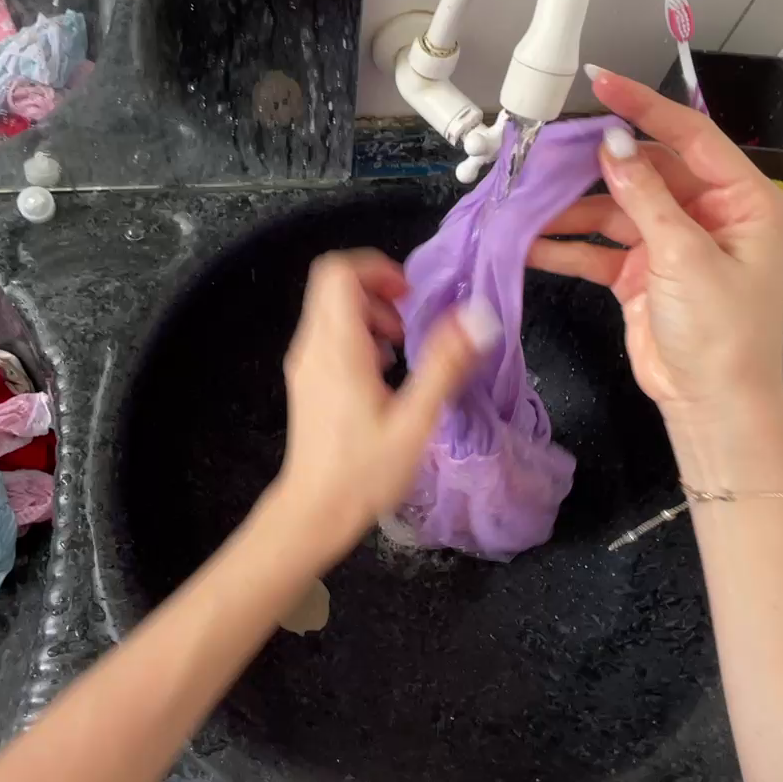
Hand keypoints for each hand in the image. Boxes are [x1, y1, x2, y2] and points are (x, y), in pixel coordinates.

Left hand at [261, 250, 494, 568]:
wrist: (314, 512)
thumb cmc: (365, 471)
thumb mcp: (415, 421)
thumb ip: (445, 364)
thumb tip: (478, 316)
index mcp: (338, 348)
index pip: (339, 272)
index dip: (376, 270)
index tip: (409, 295)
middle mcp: (312, 346)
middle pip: (333, 285)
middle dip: (377, 292)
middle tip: (408, 327)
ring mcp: (304, 364)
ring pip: (330, 310)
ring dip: (369, 316)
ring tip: (400, 353)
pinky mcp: (305, 381)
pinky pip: (327, 336)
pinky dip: (356, 338)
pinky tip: (381, 376)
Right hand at [527, 67, 782, 423]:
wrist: (709, 403)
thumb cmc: (721, 331)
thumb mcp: (685, 257)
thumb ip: (646, 198)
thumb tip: (613, 144)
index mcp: (740, 200)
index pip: (690, 137)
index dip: (644, 108)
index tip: (601, 84)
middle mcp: (704, 214)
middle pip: (643, 172)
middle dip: (594, 165)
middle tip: (545, 152)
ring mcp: (668, 243)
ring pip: (613, 210)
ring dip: (571, 210)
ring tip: (527, 203)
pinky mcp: (638, 272)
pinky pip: (597, 248)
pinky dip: (567, 247)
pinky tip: (532, 243)